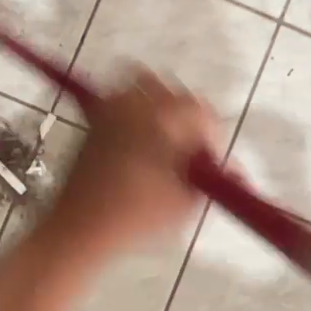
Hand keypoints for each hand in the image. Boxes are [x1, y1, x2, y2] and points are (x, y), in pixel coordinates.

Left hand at [40, 71, 217, 257]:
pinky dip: (134, 107)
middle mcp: (139, 102)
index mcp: (166, 119)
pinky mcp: (94, 117)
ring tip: (166, 139)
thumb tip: (230, 170)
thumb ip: (213, 181)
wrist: (79, 226)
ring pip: (148, 85)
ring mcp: (112, 106)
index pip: (205, 114)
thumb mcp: (185, 203)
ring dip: (163, 105)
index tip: (211, 165)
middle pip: (179, 94)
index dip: (214, 139)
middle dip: (191, 119)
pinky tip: (139, 136)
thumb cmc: (136, 217)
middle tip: (192, 154)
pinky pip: (120, 96)